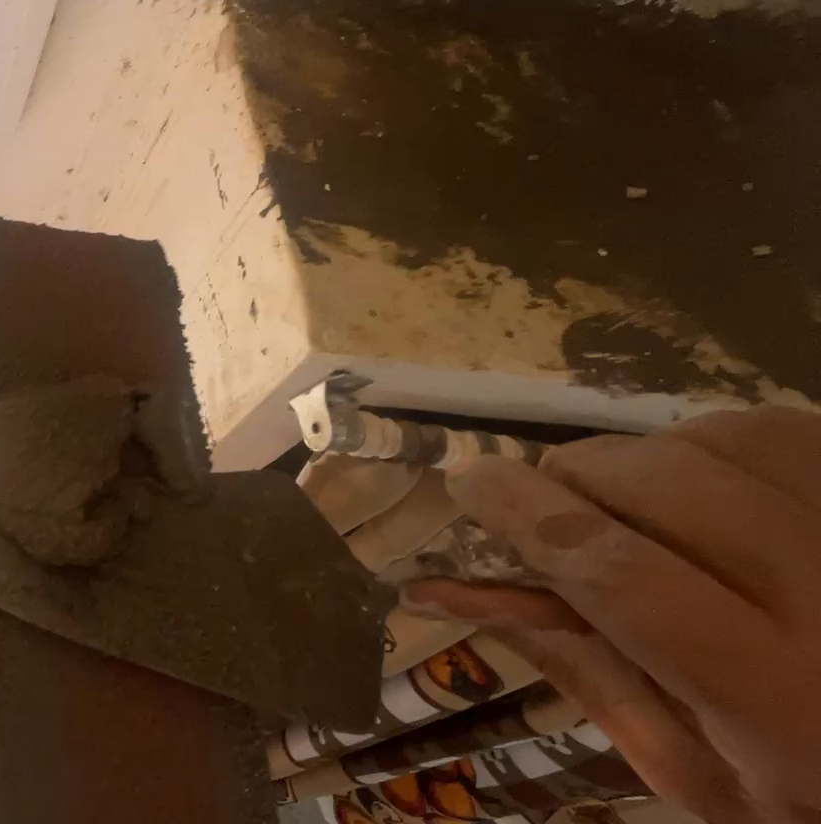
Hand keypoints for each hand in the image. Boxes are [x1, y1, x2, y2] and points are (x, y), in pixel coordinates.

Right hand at [405, 406, 820, 823]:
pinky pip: (777, 429)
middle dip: (572, 476)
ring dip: (643, 459)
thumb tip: (433, 584)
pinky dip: (717, 444)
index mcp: (779, 704)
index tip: (468, 485)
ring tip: (644, 504)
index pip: (617, 571)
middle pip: (661, 482)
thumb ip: (567, 661)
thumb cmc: (808, 790)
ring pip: (714, 440)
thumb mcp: (687, 763)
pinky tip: (717, 488)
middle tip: (549, 501)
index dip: (523, 512)